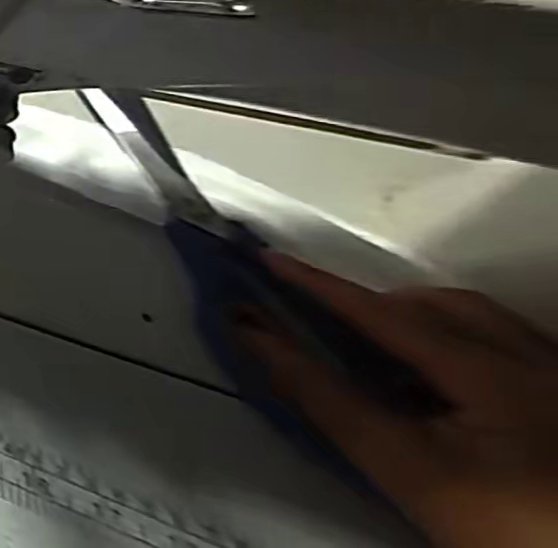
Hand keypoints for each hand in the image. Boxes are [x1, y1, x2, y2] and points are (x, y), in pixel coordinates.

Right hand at [235, 254, 557, 547]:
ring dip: (430, 324)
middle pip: (450, 307)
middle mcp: (547, 370)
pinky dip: (473, 349)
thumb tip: (248, 331)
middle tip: (335, 320)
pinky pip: (526, 354)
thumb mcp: (403, 466)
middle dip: (383, 304)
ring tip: (392, 352)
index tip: (265, 256)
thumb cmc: (501, 524)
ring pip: (493, 326)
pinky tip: (455, 387)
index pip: (383, 314)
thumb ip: (322, 393)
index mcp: (497, 376)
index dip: (318, 284)